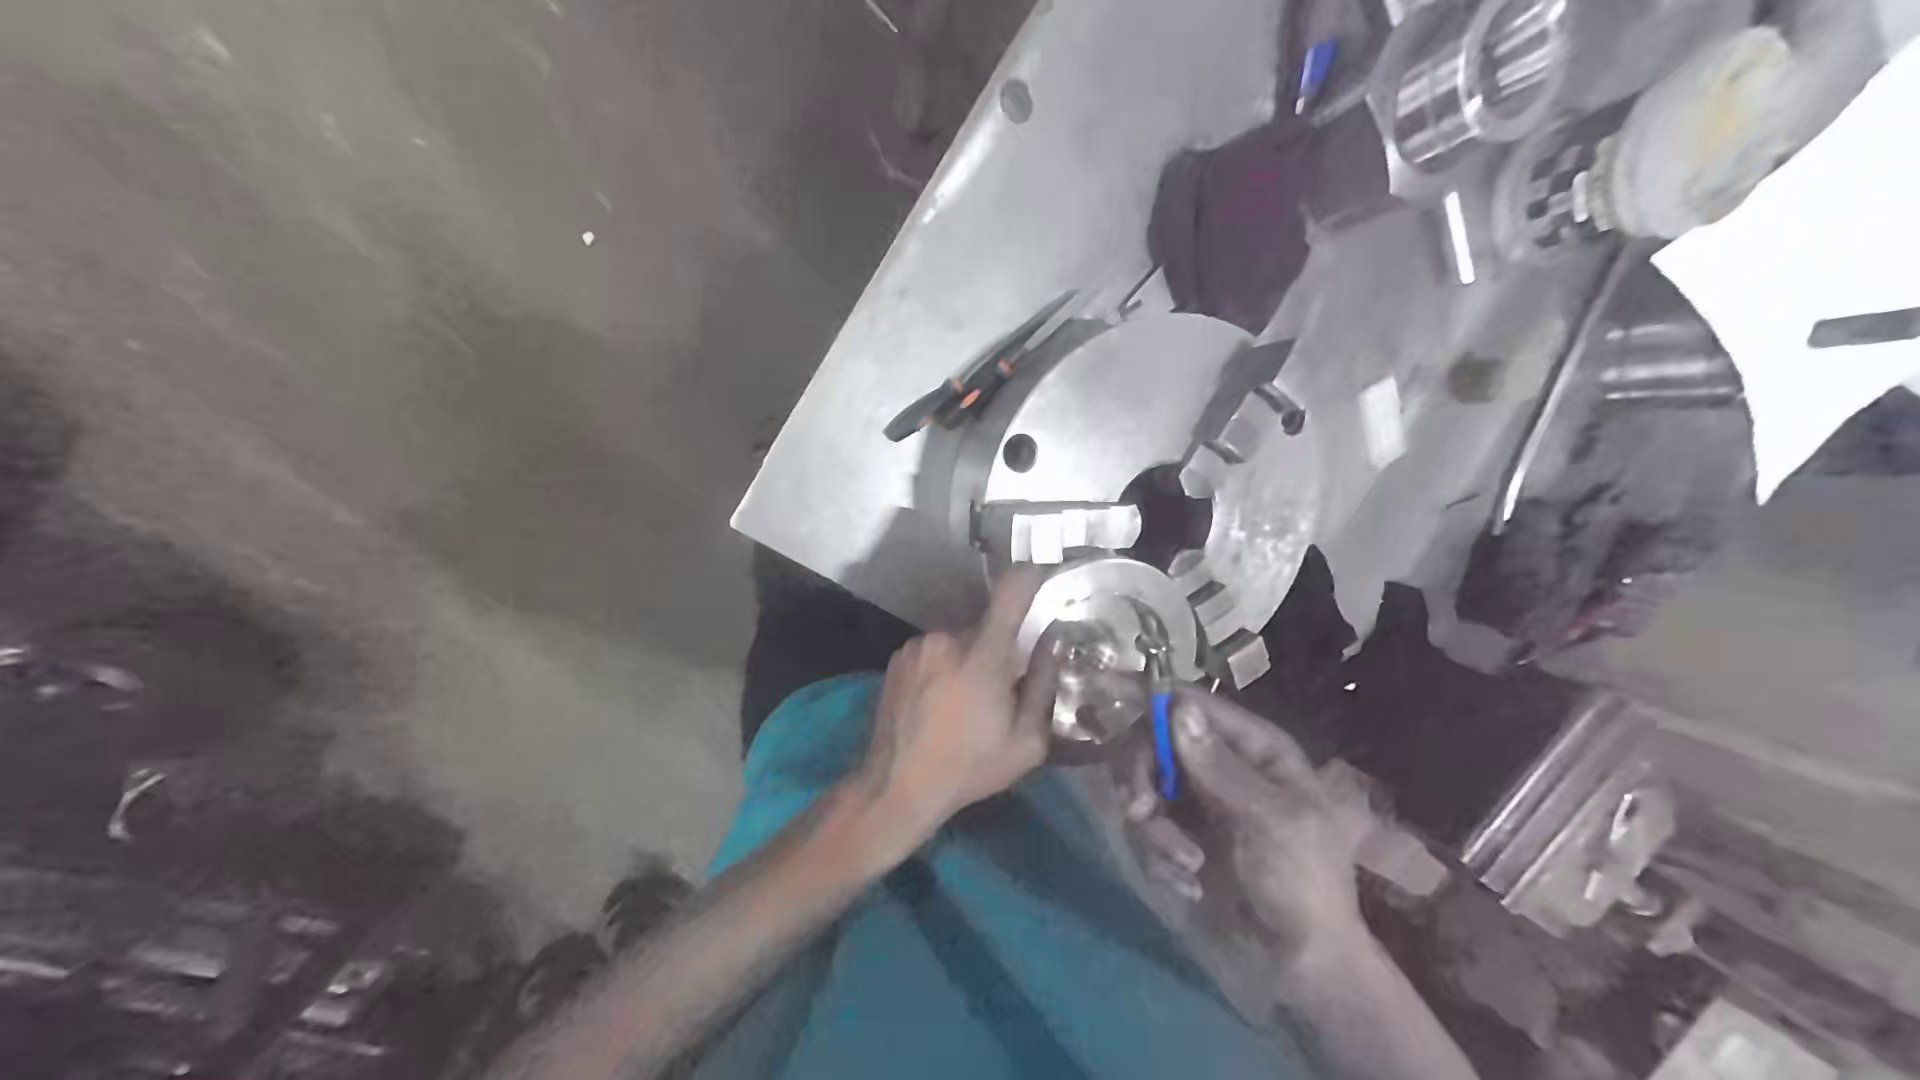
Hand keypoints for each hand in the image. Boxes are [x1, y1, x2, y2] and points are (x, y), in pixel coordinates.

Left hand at [847, 569, 1060, 848]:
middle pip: (986, 625)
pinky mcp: (898, 657)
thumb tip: (1055, 640)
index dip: (1031, 577)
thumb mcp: (1026, 741)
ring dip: (968, 658)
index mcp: (982, 656)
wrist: (897, 785)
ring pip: (959, 640)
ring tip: (964, 702)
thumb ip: (1045, 683)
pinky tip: (938, 701)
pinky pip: (934, 650)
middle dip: (998, 648)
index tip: (1044, 575)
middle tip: (1001, 687)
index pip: (1011, 592)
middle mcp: (947, 638)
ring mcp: (917, 646)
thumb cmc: (969, 767)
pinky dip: (943, 666)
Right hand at [1123, 690, 1375, 965]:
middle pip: (1153, 742)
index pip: (1193, 704)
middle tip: (1139, 812)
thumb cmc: (1303, 882)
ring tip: (1186, 866)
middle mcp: (1217, 764)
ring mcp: (1195, 799)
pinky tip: (1188, 885)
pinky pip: (1143, 829)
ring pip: (1141, 787)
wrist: (1302, 963)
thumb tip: (1177, 707)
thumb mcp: (1270, 821)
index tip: (1107, 694)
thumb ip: (1219, 766)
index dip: (1152, 699)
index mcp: (1253, 748)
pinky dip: (1158, 857)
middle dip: (1142, 778)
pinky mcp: (1177, 834)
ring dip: (1155, 831)